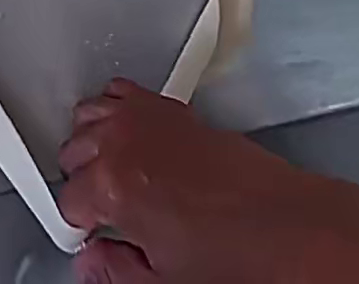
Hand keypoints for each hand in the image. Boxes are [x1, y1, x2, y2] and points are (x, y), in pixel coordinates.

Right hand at [60, 79, 358, 283]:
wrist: (291, 229)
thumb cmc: (239, 255)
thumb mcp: (166, 280)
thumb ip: (117, 269)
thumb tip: (93, 265)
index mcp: (113, 184)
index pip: (68, 199)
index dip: (78, 223)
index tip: (90, 235)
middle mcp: (122, 139)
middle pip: (74, 148)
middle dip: (82, 178)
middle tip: (103, 210)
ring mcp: (143, 116)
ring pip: (89, 114)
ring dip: (92, 139)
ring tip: (111, 169)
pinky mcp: (166, 105)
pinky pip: (121, 93)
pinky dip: (115, 109)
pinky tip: (130, 134)